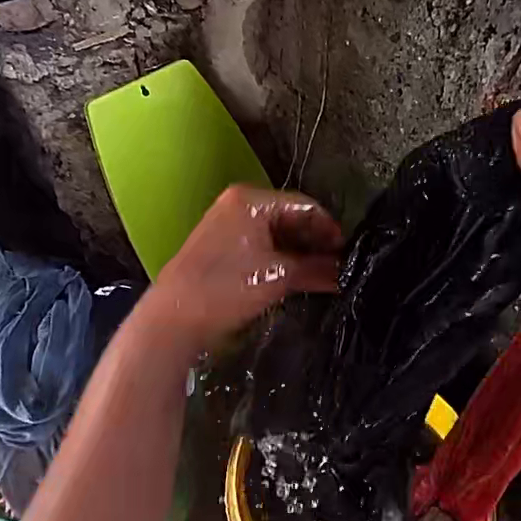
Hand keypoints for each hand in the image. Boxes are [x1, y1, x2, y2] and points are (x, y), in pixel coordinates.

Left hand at [136, 185, 343, 350]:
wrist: (173, 320)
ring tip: (323, 275)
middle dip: (315, 242)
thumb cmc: (226, 288)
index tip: (347, 252)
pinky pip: (262, 246)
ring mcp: (228, 226)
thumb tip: (344, 271)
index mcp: (251, 200)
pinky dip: (281, 260)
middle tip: (338, 265)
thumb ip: (317, 270)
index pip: (305, 206)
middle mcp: (239, 205)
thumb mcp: (279, 277)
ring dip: (300, 254)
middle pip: (291, 218)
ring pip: (277, 234)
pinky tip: (298, 278)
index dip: (329, 229)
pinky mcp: (223, 248)